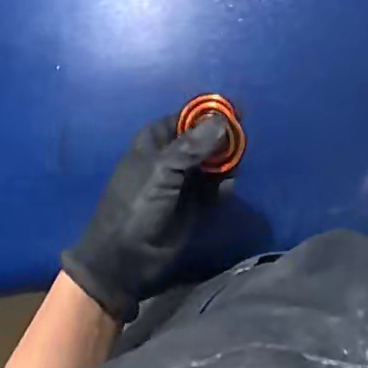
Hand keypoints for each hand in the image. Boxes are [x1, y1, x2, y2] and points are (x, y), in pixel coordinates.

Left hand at [60, 115, 228, 321]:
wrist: (126, 256)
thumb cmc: (136, 204)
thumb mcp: (161, 170)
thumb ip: (191, 147)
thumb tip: (220, 120)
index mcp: (155, 140)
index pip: (185, 117)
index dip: (207, 113)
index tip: (236, 111)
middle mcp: (171, 157)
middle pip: (204, 140)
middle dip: (222, 140)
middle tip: (241, 143)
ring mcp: (183, 181)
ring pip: (213, 164)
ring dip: (226, 163)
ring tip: (235, 167)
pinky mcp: (195, 206)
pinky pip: (215, 189)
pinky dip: (224, 187)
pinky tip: (228, 189)